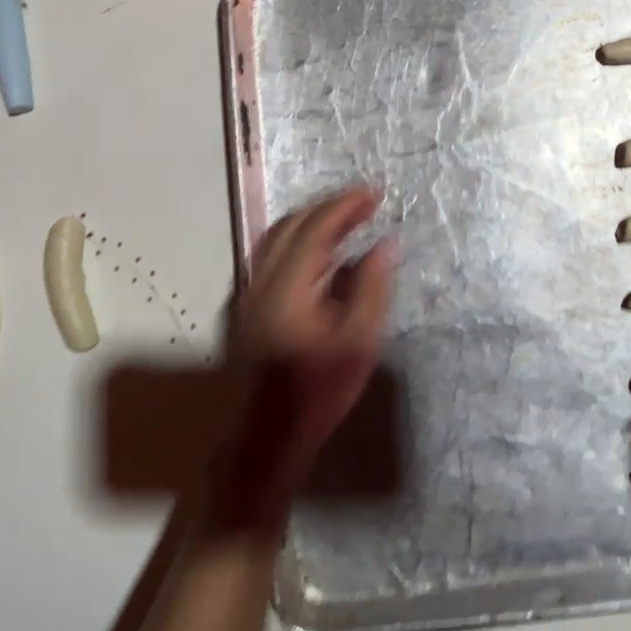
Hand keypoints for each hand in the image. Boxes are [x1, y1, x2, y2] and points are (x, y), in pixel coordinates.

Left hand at [216, 186, 395, 523]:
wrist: (266, 436)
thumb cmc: (318, 392)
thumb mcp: (359, 343)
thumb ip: (372, 288)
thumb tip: (386, 244)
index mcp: (287, 287)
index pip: (316, 228)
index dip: (345, 205)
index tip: (374, 193)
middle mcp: (260, 281)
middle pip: (290, 225)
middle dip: (327, 206)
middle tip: (363, 201)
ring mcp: (247, 294)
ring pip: (274, 238)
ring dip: (309, 221)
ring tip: (344, 219)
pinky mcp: (245, 308)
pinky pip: (268, 256)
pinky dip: (296, 240)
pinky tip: (318, 254)